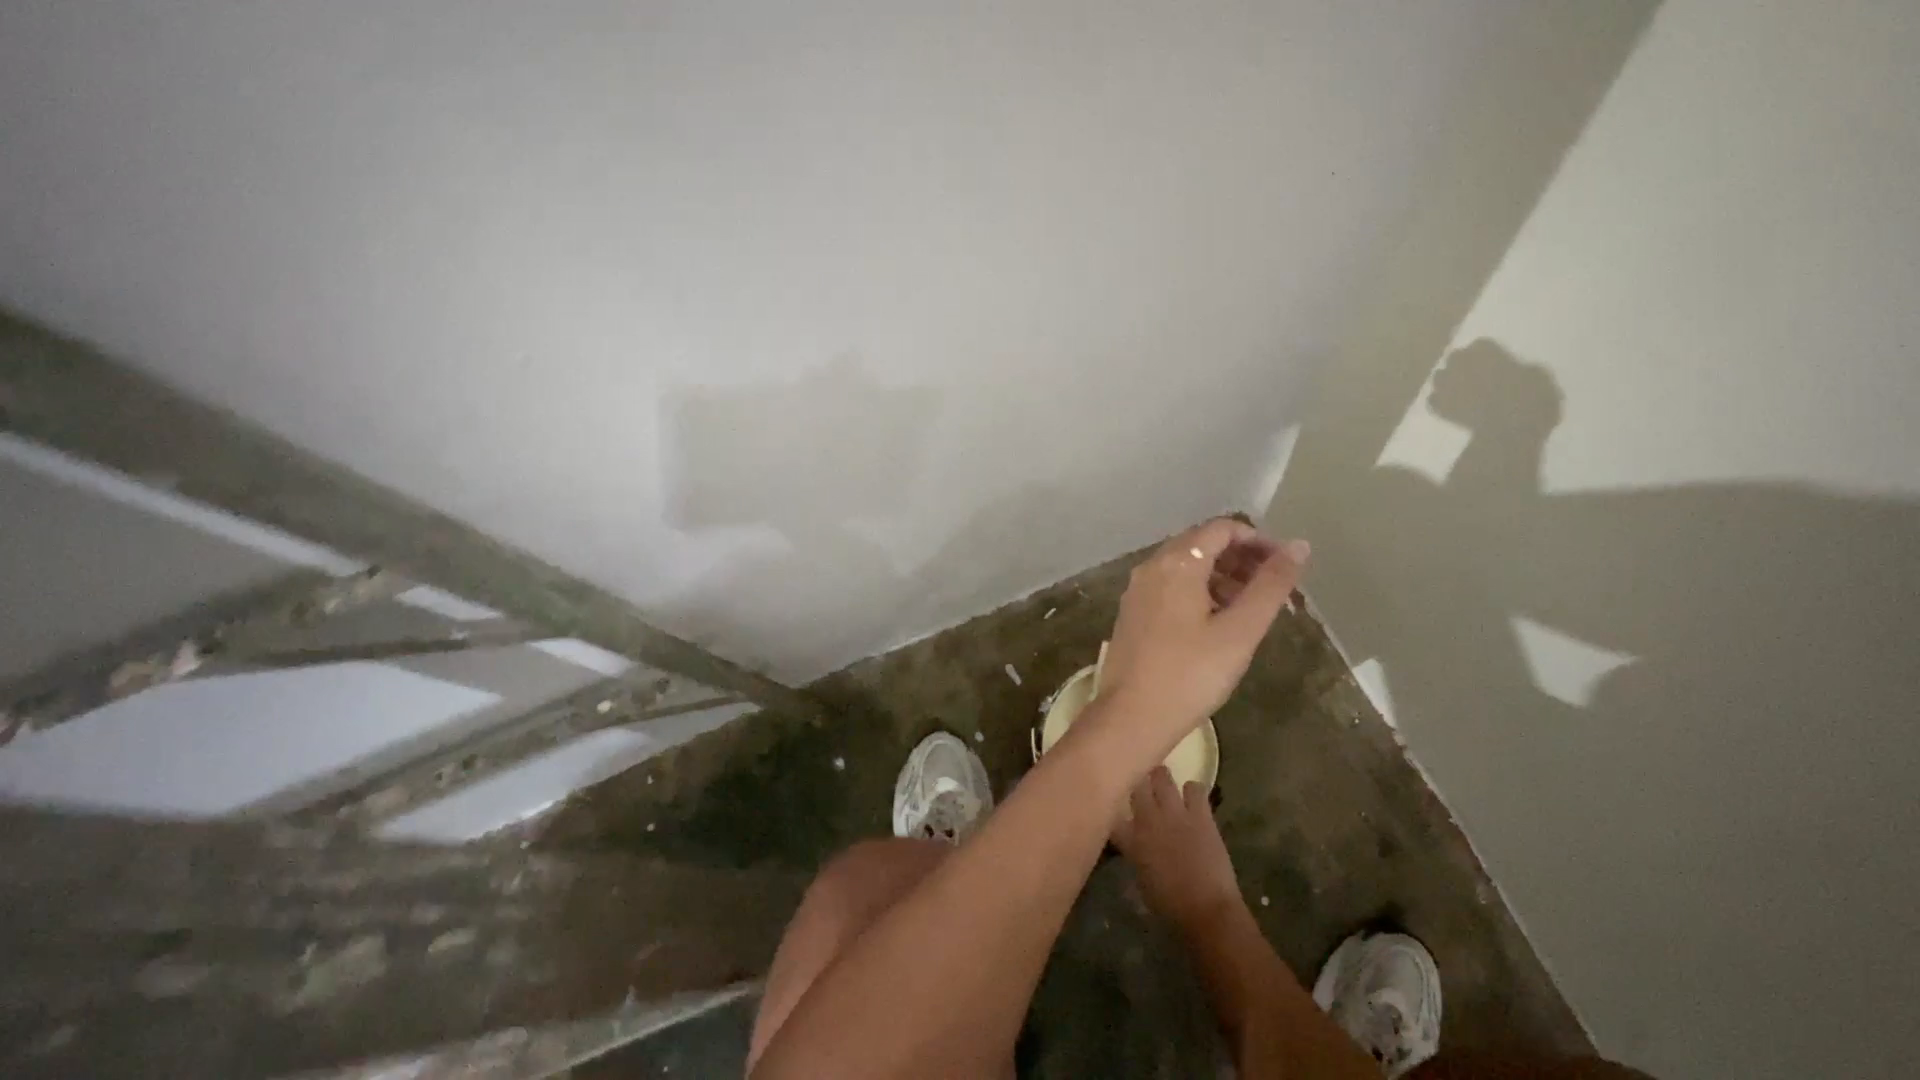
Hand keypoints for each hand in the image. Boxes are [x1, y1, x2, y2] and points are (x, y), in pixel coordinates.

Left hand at [1090, 518, 1307, 761]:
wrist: (1131, 718)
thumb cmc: (1191, 674)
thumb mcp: (1240, 631)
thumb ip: (1271, 586)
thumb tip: (1299, 545)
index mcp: (1177, 562)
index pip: (1222, 529)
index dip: (1258, 540)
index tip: (1285, 565)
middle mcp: (1151, 567)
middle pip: (1202, 544)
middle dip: (1241, 558)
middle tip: (1273, 587)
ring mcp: (1137, 591)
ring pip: (1185, 567)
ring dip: (1221, 577)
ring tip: (1252, 608)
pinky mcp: (1132, 614)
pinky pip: (1170, 588)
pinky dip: (1199, 593)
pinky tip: (1218, 623)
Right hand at [1114, 766, 1241, 930]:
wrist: (1207, 909)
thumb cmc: (1169, 905)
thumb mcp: (1141, 880)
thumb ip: (1135, 855)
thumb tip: (1135, 844)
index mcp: (1129, 840)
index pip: (1111, 811)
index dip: (1112, 805)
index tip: (1113, 804)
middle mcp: (1148, 820)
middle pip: (1135, 784)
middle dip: (1136, 781)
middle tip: (1139, 784)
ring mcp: (1175, 813)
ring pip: (1162, 777)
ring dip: (1161, 779)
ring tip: (1163, 784)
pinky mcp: (1201, 814)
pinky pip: (1195, 787)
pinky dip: (1192, 790)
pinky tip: (1192, 798)